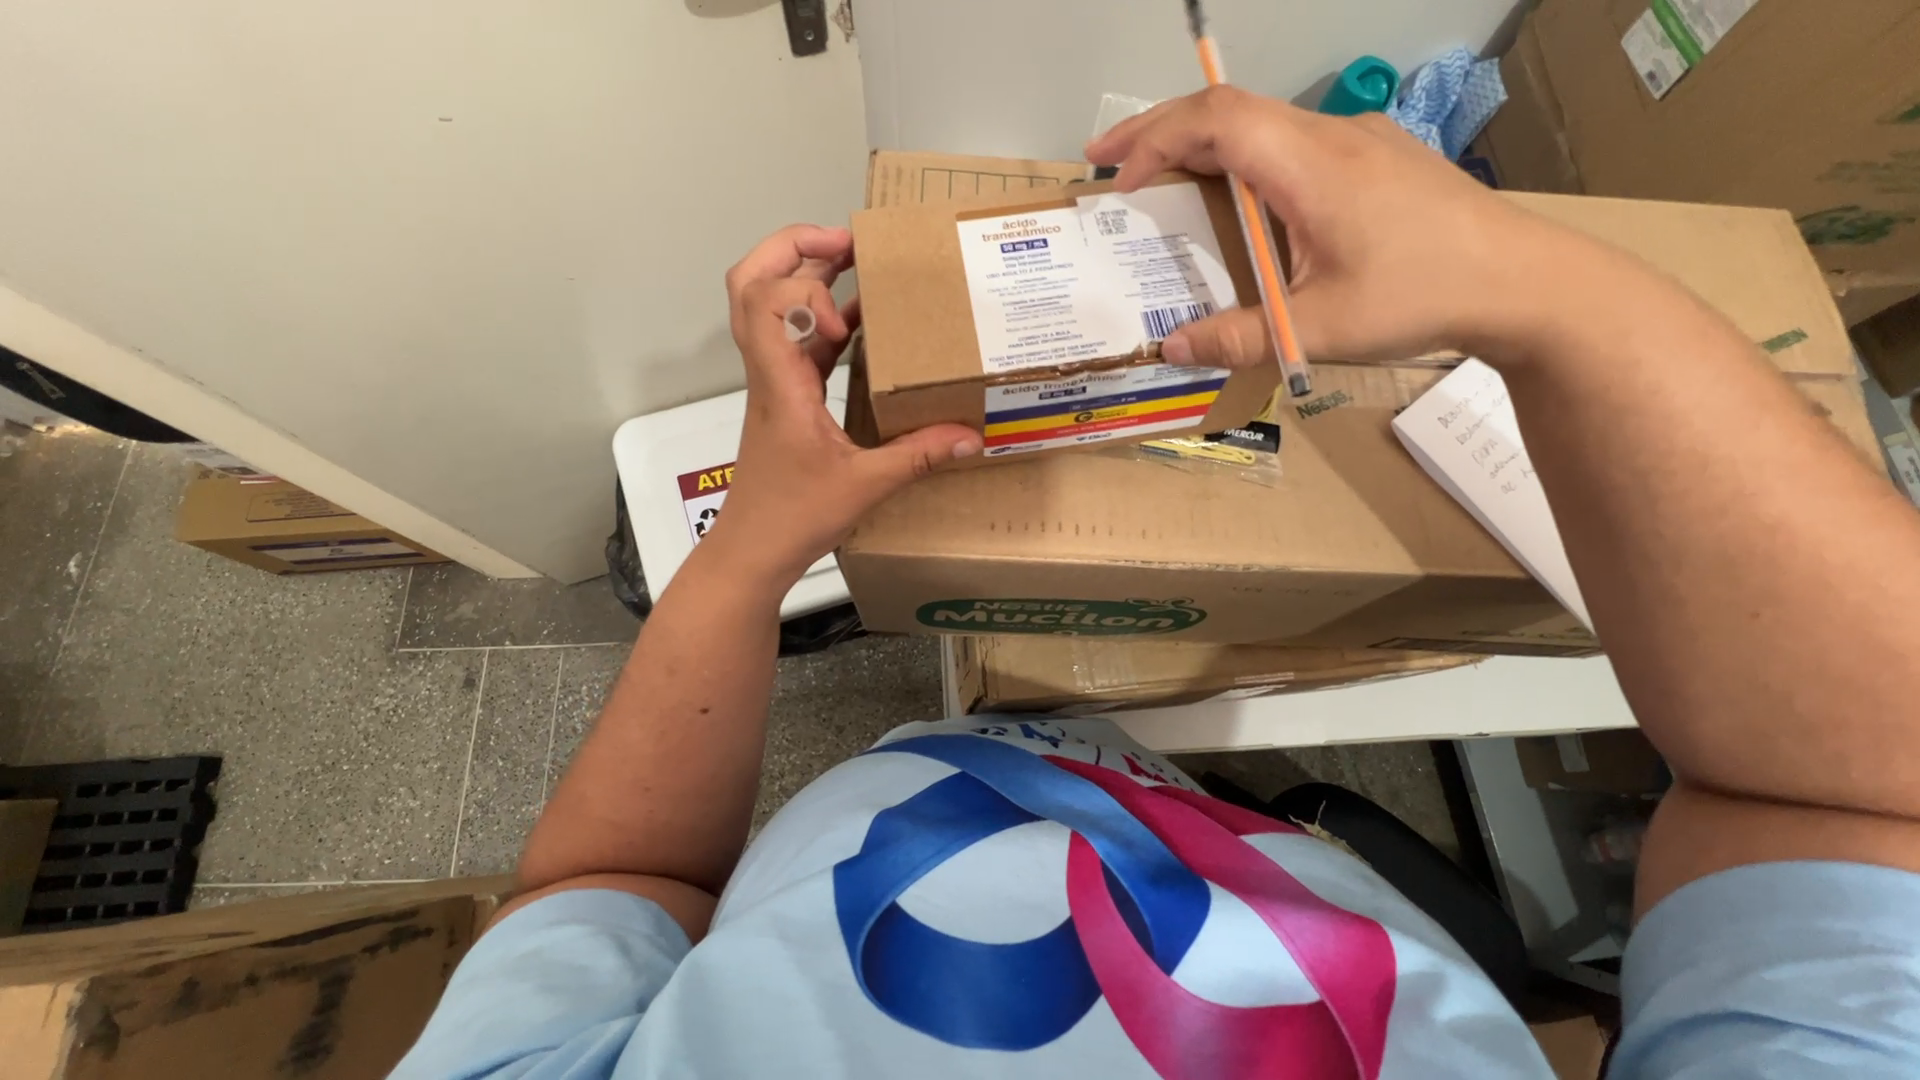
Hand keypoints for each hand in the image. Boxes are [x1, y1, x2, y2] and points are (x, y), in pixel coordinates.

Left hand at [699, 225, 981, 590]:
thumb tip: (970, 437)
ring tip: (856, 260)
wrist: (754, 548)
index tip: (849, 319)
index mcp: (780, 382)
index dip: (805, 287)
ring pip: (771, 307)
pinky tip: (864, 321)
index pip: (761, 299)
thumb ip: (918, 457)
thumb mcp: (864, 485)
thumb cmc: (793, 517)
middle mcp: (770, 370)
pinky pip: (799, 341)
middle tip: (846, 241)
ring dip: (807, 276)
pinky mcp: (787, 396)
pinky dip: (825, 319)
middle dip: (793, 248)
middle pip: (750, 283)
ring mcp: (775, 381)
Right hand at [1085, 87, 1594, 368]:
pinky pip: (1288, 142)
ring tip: (1156, 180)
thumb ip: (1238, 336)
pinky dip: (1238, 158)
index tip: (1116, 180)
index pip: (1217, 120)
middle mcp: (1330, 136)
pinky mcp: (1372, 157)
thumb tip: (1169, 348)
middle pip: (1229, 107)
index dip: (1155, 139)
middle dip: (1158, 128)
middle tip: (1107, 160)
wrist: (1521, 279)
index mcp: (1312, 166)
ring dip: (1199, 143)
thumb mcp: (1319, 327)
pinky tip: (1233, 199)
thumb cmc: (1420, 296)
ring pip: (1260, 121)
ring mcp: (1356, 141)